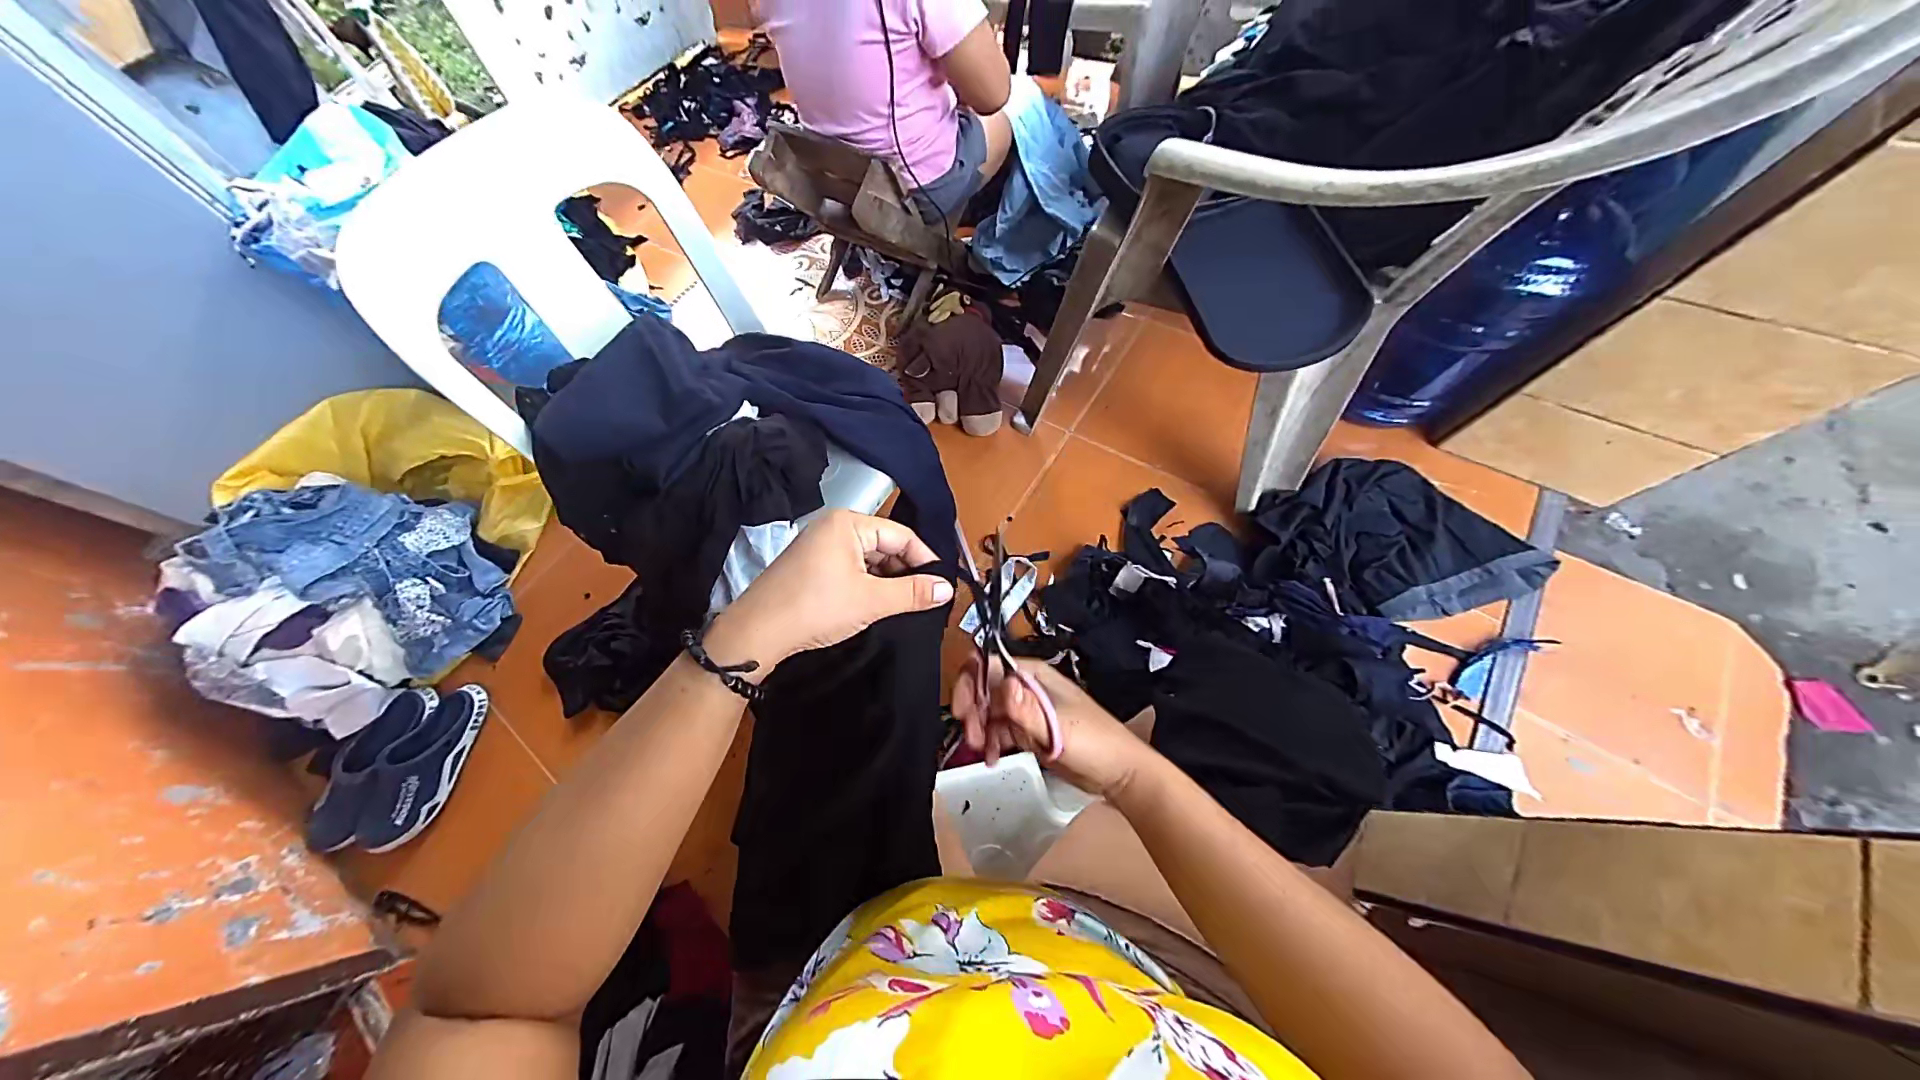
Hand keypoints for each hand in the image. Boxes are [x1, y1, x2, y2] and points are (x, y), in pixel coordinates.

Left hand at [704, 510, 953, 676]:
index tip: (941, 584)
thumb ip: (913, 592)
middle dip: (905, 571)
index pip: (902, 535)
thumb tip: (946, 589)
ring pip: (868, 558)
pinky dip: (867, 583)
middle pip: (885, 544)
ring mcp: (820, 545)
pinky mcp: (811, 564)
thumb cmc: (812, 609)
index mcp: (848, 523)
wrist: (757, 632)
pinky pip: (851, 567)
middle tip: (924, 597)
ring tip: (900, 604)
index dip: (925, 560)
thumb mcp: (872, 601)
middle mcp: (833, 526)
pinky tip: (874, 604)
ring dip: (886, 580)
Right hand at [951, 653, 1157, 800]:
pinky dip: (990, 742)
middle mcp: (1027, 688)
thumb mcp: (1059, 726)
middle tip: (971, 734)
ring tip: (981, 749)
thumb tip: (1003, 686)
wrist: (1119, 773)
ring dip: (979, 728)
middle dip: (973, 709)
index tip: (963, 708)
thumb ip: (1027, 709)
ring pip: (989, 711)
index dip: (971, 682)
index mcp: (1034, 676)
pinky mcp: (1028, 732)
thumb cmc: (1096, 742)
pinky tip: (992, 757)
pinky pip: (999, 731)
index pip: (990, 666)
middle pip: (985, 688)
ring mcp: (1028, 711)